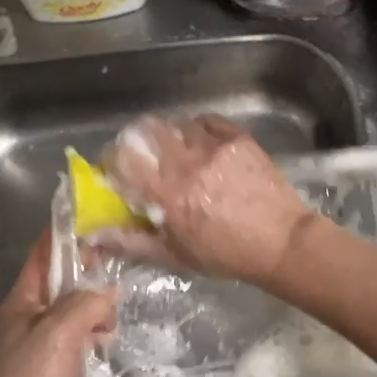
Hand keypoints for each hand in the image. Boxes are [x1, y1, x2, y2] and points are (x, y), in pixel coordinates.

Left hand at [0, 230, 116, 376]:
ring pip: (77, 310)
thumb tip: (109, 291)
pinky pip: (82, 338)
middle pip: (64, 281)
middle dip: (91, 273)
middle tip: (123, 267)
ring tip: (117, 314)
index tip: (100, 219)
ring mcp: (44, 344)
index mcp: (22, 301)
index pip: (43, 253)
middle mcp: (31, 317)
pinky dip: (98, 334)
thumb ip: (87, 302)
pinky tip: (112, 339)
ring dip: (98, 308)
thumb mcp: (60, 331)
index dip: (67, 234)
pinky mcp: (58, 368)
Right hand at [98, 114, 316, 283]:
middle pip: (145, 131)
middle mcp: (188, 162)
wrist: (281, 241)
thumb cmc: (225, 254)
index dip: (112, 158)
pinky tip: (200, 145)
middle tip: (144, 158)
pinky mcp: (237, 138)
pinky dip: (196, 129)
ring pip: (176, 125)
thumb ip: (132, 241)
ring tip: (176, 153)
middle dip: (137, 142)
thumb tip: (95, 234)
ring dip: (169, 137)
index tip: (115, 168)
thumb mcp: (175, 255)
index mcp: (168, 193)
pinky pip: (206, 121)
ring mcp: (214, 146)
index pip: (123, 157)